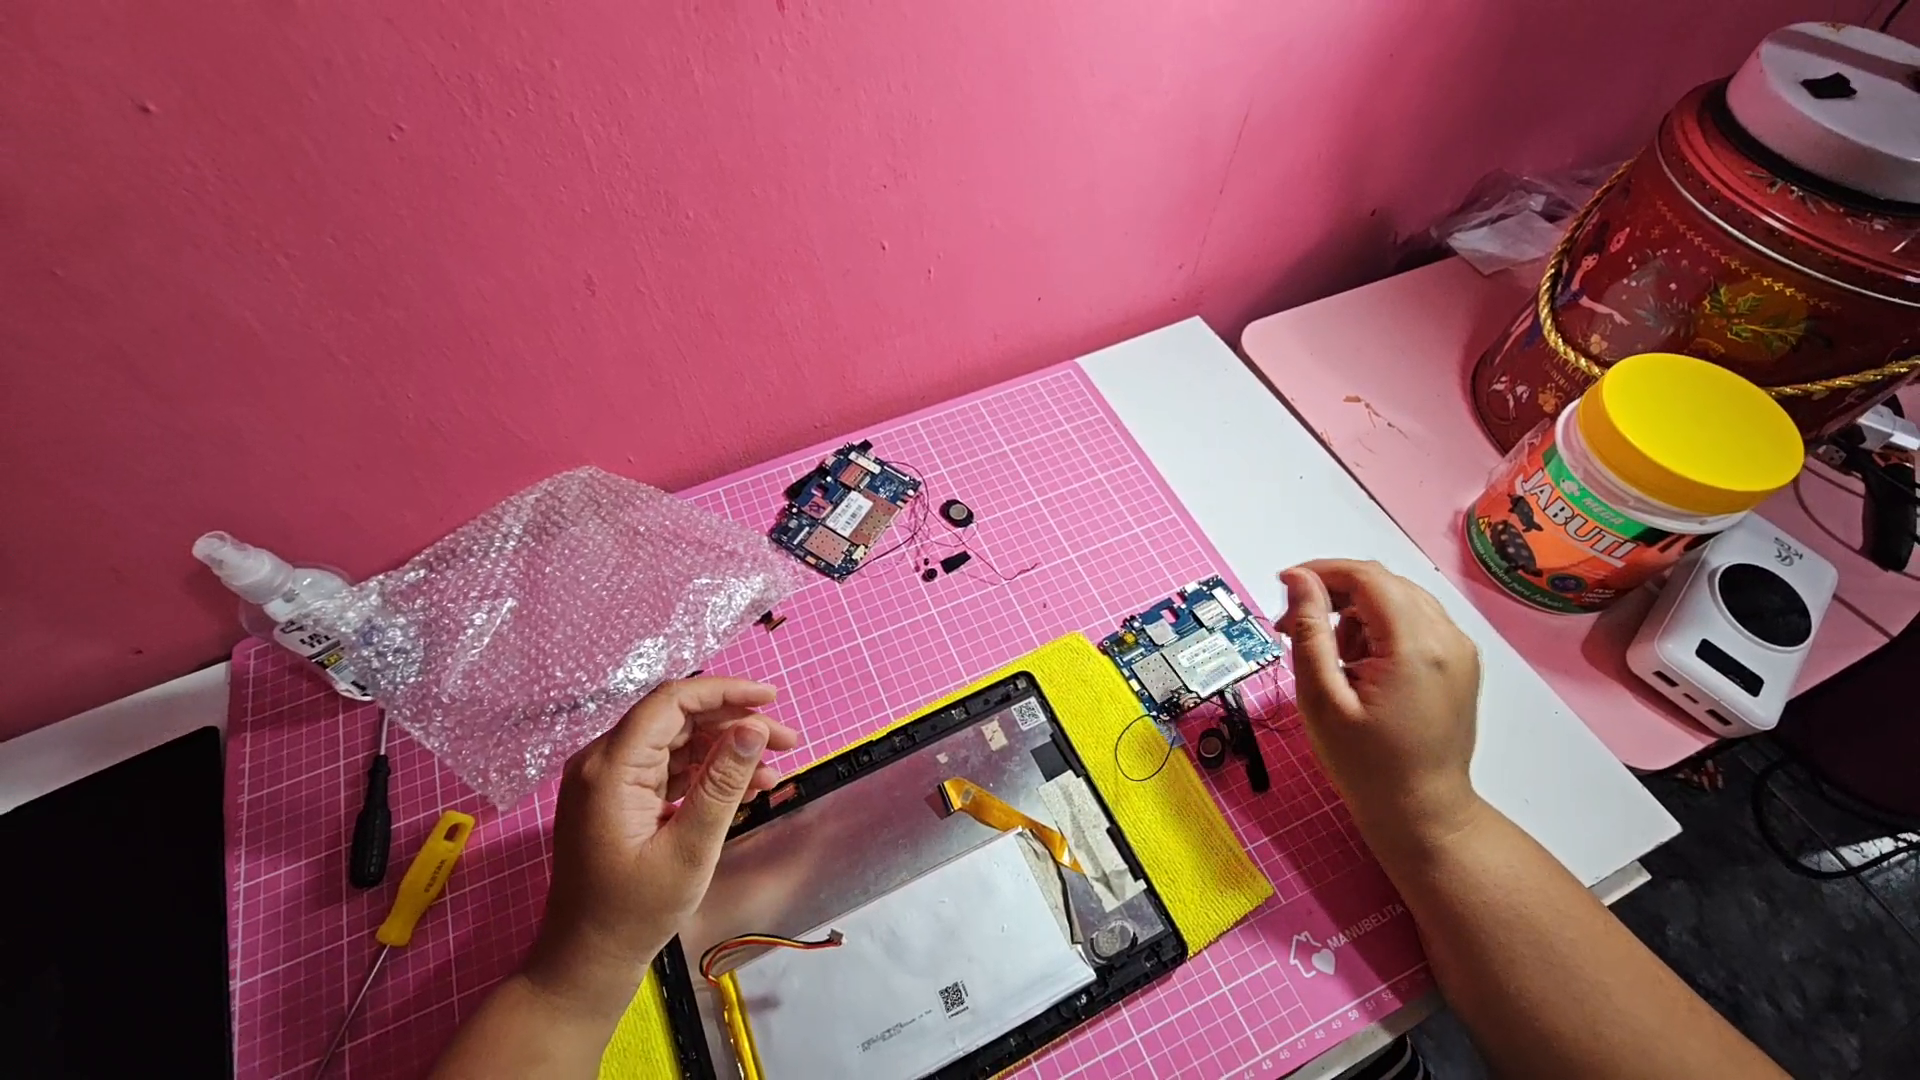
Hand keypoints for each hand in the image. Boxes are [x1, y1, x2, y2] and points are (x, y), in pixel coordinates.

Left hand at [523, 677, 797, 1015]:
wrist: (584, 965)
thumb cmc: (634, 913)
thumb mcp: (690, 848)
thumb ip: (723, 782)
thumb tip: (754, 727)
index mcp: (611, 766)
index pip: (674, 701)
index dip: (726, 692)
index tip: (772, 699)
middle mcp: (603, 762)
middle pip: (679, 720)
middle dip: (736, 724)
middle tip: (787, 741)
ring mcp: (608, 780)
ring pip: (678, 743)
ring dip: (727, 751)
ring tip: (774, 771)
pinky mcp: (617, 798)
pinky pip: (669, 769)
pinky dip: (707, 774)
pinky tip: (746, 789)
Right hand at [1277, 560, 1483, 853]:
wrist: (1421, 810)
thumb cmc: (1364, 763)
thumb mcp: (1320, 697)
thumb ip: (1309, 631)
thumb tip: (1298, 580)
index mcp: (1415, 646)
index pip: (1366, 577)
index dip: (1320, 572)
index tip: (1283, 586)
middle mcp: (1447, 638)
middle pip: (1383, 582)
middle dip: (1333, 591)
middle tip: (1294, 625)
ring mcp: (1459, 649)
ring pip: (1397, 597)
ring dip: (1355, 610)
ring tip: (1331, 656)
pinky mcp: (1459, 662)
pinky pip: (1414, 619)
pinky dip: (1378, 626)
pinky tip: (1360, 662)